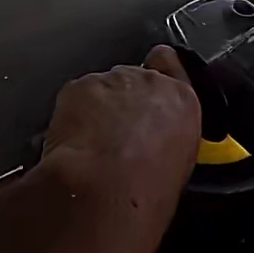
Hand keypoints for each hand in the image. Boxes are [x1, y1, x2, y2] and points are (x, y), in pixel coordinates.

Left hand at [34, 46, 201, 252]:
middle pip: (131, 79)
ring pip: (100, 87)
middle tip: (114, 132)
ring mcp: (109, 81)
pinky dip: (73, 112)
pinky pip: (75, 95)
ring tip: (92, 144)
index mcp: (181, 100)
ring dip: (95, 107)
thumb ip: (168, 136)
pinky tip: (75, 140)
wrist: (105, 187)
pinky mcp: (77, 86)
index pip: (169, 63)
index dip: (157, 71)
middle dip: (121, 99)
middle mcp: (146, 82)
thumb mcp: (180, 164)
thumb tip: (153, 144)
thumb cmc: (146, 188)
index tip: (148, 86)